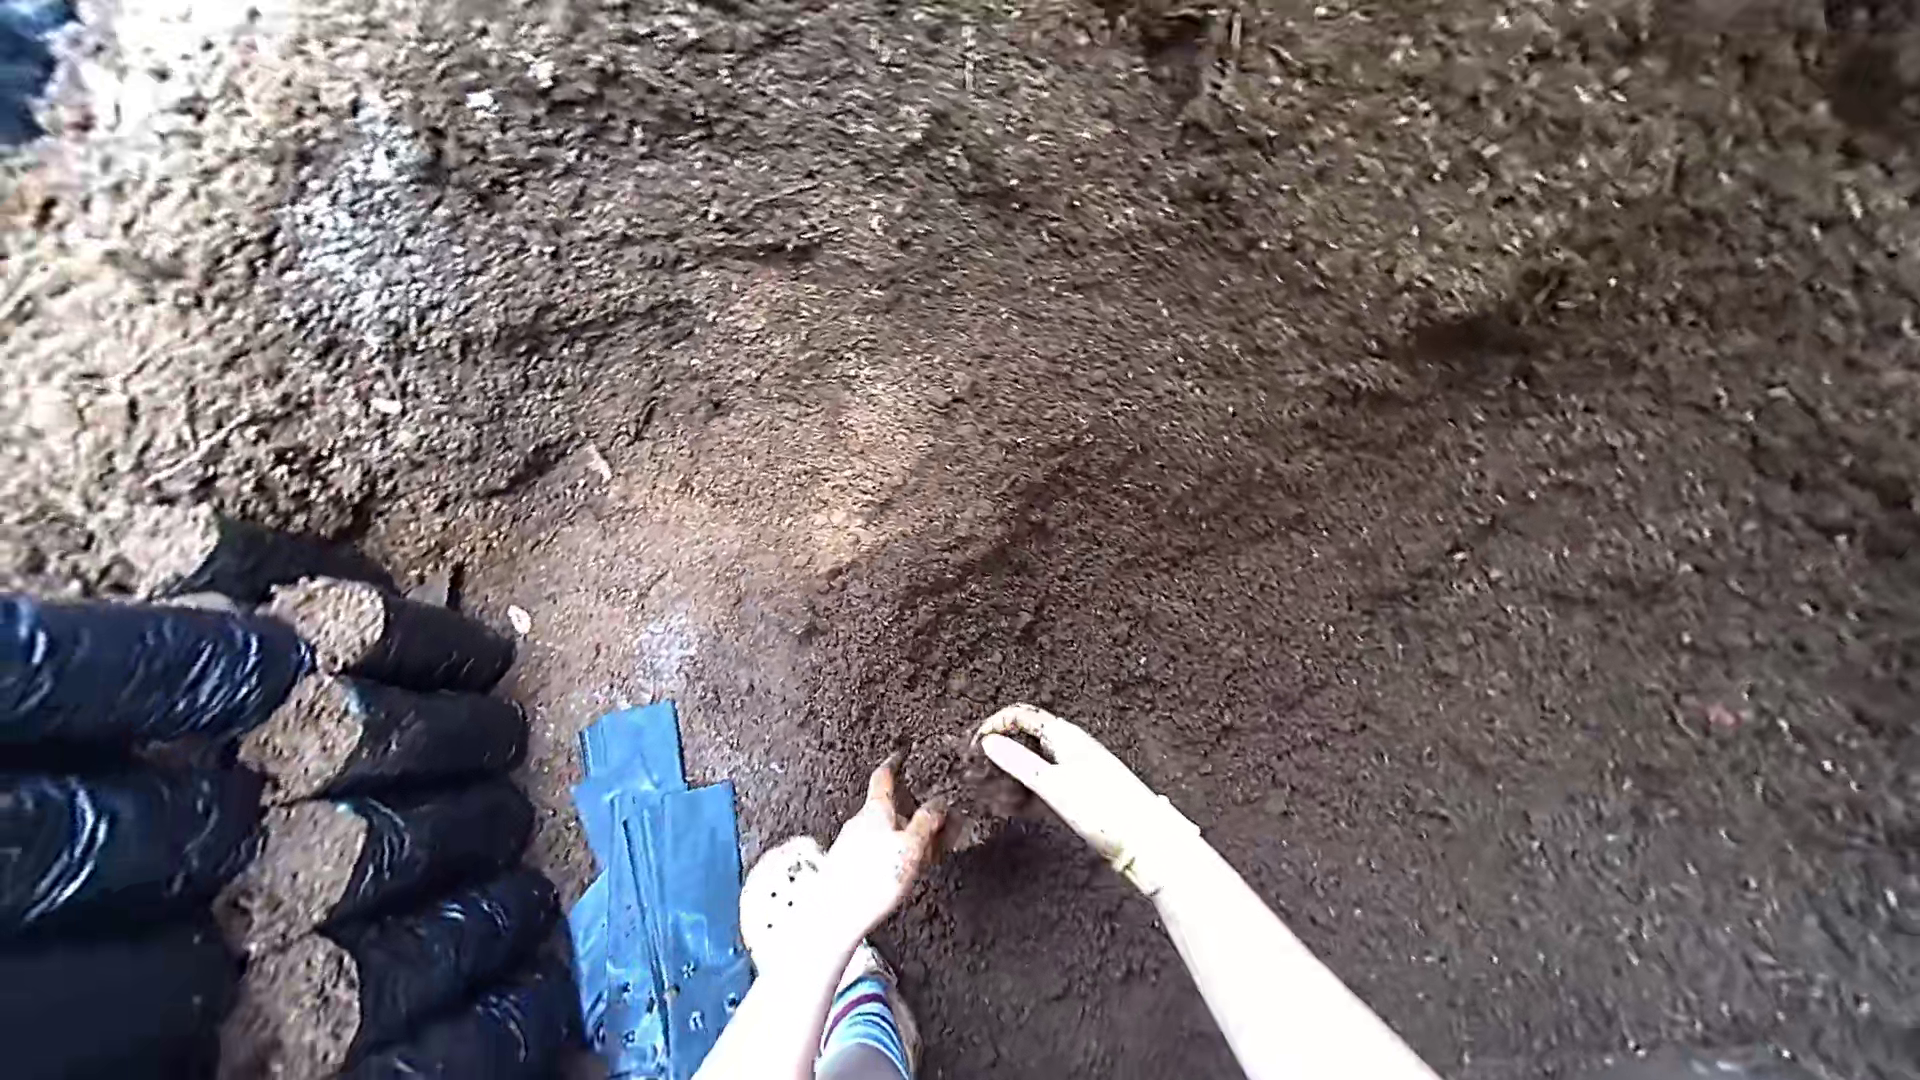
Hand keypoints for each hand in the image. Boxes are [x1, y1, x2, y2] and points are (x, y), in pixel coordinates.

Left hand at [815, 754, 947, 939]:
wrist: (834, 917)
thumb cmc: (872, 881)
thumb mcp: (912, 848)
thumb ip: (927, 822)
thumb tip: (938, 802)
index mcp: (875, 810)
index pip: (884, 775)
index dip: (894, 762)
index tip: (901, 754)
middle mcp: (859, 821)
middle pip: (885, 807)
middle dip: (905, 811)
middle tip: (926, 824)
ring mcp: (848, 843)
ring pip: (878, 830)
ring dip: (897, 836)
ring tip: (916, 857)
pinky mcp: (843, 865)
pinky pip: (870, 850)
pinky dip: (885, 853)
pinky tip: (894, 874)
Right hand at [976, 703, 1200, 896]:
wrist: (1148, 844)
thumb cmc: (1106, 811)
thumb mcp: (1054, 786)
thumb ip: (1019, 763)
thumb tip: (989, 742)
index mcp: (1066, 736)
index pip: (1022, 715)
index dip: (996, 725)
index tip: (976, 745)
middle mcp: (1072, 746)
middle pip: (1028, 734)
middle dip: (1001, 744)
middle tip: (979, 764)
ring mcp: (1077, 767)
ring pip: (1035, 757)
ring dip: (1012, 766)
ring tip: (992, 785)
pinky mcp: (1081, 790)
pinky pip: (1046, 778)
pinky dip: (1027, 785)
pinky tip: (1018, 802)